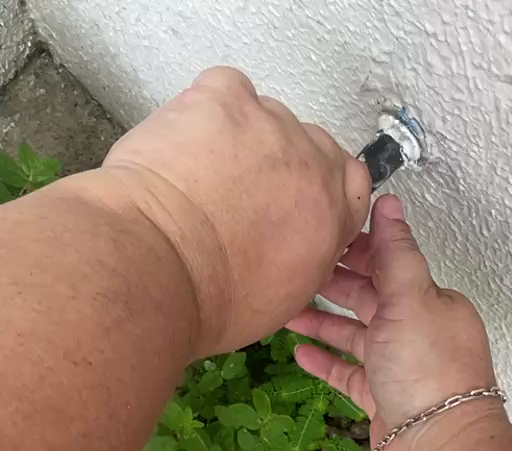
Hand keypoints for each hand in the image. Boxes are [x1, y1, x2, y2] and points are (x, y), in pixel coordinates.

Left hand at [94, 67, 371, 353]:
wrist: (160, 271)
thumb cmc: (209, 301)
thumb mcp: (279, 301)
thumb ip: (303, 259)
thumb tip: (292, 243)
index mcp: (330, 222)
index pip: (351, 184)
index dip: (321, 188)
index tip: (295, 196)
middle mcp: (313, 169)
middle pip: (313, 145)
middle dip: (281, 164)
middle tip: (240, 189)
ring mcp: (273, 128)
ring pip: (268, 118)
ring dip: (242, 140)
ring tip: (203, 176)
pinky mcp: (228, 99)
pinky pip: (228, 89)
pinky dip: (208, 110)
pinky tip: (190, 145)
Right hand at [285, 194, 500, 450]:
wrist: (437, 440)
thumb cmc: (426, 366)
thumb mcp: (411, 298)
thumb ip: (396, 252)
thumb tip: (389, 201)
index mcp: (429, 300)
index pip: (390, 264)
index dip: (358, 249)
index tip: (323, 237)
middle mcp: (415, 330)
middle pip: (369, 298)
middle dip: (334, 283)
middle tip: (295, 270)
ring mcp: (397, 366)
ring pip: (354, 335)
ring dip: (323, 322)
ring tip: (287, 310)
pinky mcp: (380, 398)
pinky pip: (348, 373)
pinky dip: (326, 362)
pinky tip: (299, 353)